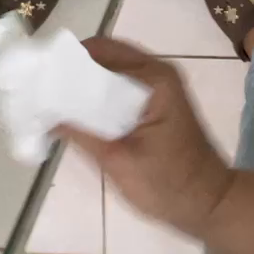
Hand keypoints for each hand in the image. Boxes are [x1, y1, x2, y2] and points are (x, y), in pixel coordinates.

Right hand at [57, 38, 236, 238]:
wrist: (208, 202)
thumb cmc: (167, 183)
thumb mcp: (119, 161)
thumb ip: (83, 134)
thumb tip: (48, 117)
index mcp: (155, 77)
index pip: (106, 50)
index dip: (74, 57)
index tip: (45, 69)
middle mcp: (160, 71)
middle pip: (111, 56)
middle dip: (79, 67)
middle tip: (46, 83)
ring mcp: (161, 85)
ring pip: (117, 70)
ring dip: (90, 79)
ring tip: (56, 94)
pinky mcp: (159, 100)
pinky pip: (126, 85)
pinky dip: (104, 91)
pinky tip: (82, 109)